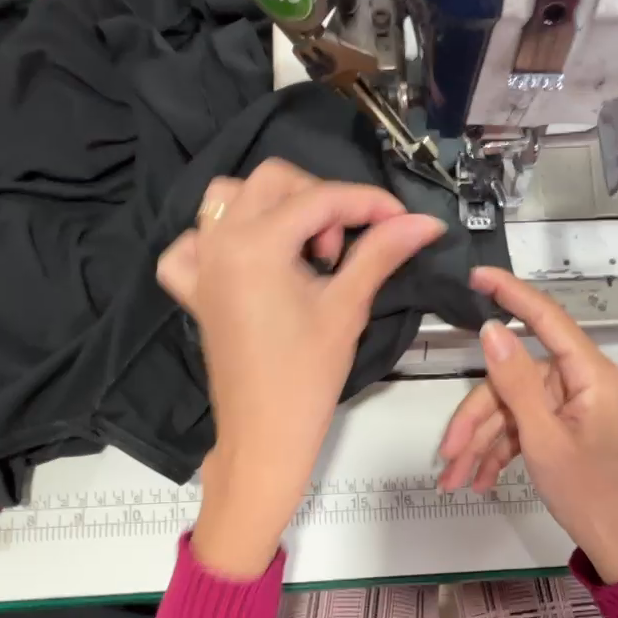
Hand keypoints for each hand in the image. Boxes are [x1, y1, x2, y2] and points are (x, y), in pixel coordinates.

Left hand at [159, 159, 446, 575]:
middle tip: (342, 252)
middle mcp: (219, 241)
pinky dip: (217, 240)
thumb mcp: (348, 307)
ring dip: (271, 208)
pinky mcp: (193, 290)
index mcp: (255, 243)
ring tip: (301, 250)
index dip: (368, 202)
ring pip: (228, 199)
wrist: (265, 435)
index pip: (319, 198)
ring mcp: (199, 264)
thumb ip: (381, 253)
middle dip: (319, 202)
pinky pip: (192, 244)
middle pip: (272, 182)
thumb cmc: (308, 377)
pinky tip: (244, 262)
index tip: (403, 219)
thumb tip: (424, 222)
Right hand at [436, 268, 617, 582]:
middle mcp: (576, 381)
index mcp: (587, 373)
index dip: (511, 293)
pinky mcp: (558, 428)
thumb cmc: (588, 491)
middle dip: (475, 421)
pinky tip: (479, 481)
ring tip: (455, 481)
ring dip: (479, 445)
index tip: (477, 275)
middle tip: (446, 456)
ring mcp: (566, 406)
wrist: (613, 541)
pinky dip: (497, 453)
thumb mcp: (544, 438)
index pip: (545, 318)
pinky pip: (518, 430)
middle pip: (510, 381)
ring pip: (508, 410)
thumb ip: (515, 382)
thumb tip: (493, 329)